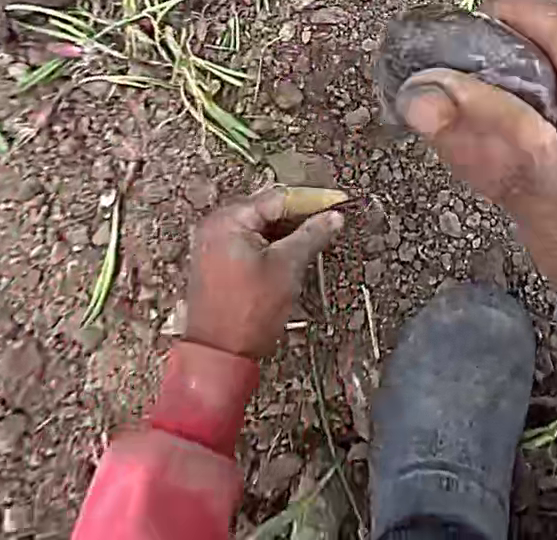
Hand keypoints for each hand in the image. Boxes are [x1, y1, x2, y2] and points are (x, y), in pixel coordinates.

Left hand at [183, 187, 346, 358]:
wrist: (219, 358)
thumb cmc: (249, 310)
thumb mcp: (288, 265)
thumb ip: (313, 234)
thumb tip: (334, 216)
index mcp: (228, 222)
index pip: (280, 199)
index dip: (314, 200)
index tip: (339, 201)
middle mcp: (217, 228)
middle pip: (271, 211)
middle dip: (304, 214)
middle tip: (333, 216)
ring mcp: (216, 247)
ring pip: (265, 227)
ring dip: (293, 230)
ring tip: (321, 232)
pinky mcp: (221, 264)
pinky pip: (256, 242)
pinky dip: (278, 243)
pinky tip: (300, 248)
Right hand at [395, 0, 556, 341]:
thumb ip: (503, 151)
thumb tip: (424, 90)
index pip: (513, 12)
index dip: (470, 53)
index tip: (455, 115)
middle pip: (522, 31)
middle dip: (490, 85)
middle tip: (499, 159)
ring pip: (533, 54)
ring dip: (511, 104)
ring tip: (528, 168)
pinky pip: (556, 75)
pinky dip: (536, 112)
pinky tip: (552, 161)